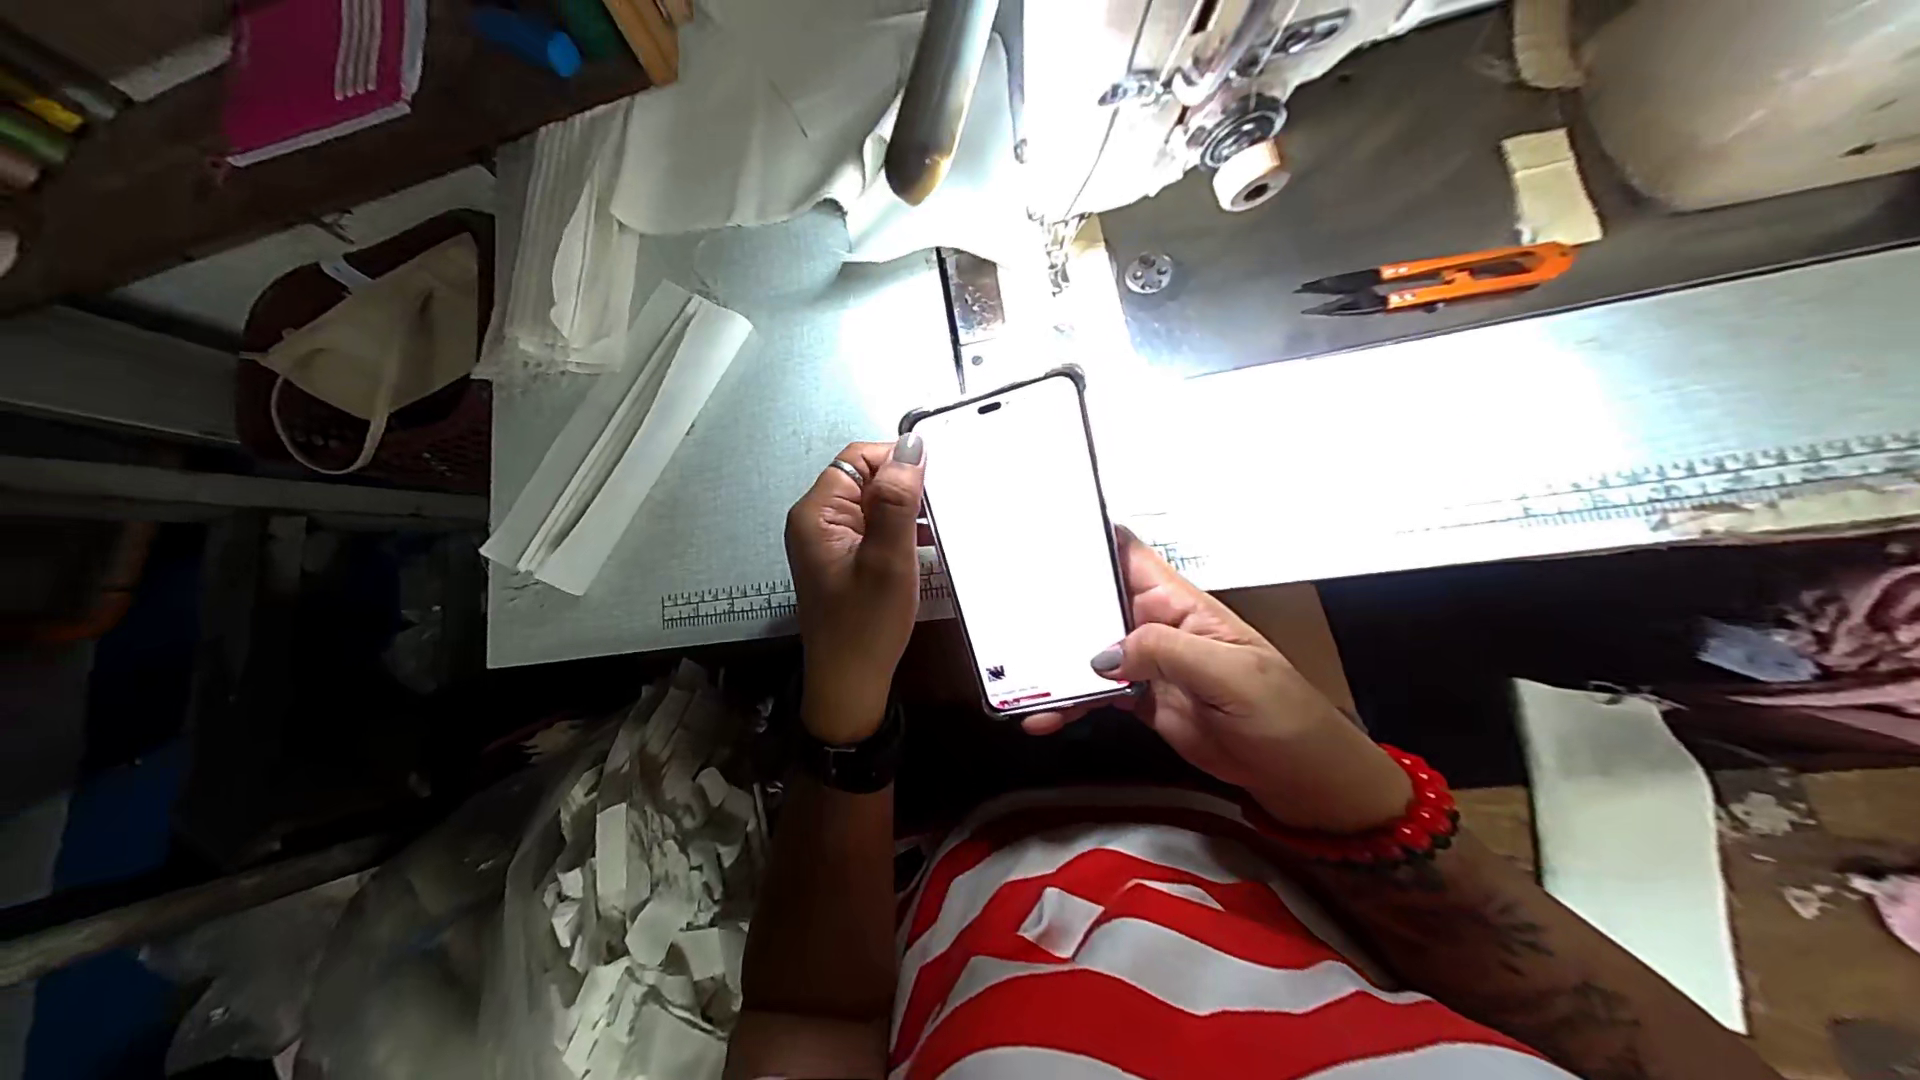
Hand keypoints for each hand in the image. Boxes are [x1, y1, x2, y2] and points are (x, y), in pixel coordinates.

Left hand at [785, 436, 926, 744]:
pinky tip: (922, 544)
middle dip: (904, 488)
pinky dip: (898, 530)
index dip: (897, 461)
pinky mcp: (843, 559)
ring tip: (935, 530)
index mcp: (817, 513)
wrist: (849, 683)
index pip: (858, 458)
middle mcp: (817, 521)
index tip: (935, 483)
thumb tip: (911, 446)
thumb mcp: (889, 559)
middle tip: (939, 512)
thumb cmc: (867, 624)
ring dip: (904, 510)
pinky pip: (873, 528)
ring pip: (872, 503)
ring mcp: (829, 541)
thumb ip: (897, 499)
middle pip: (865, 478)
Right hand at [1026, 528, 1411, 833]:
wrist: (1295, 775)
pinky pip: (1093, 691)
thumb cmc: (1285, 715)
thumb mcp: (1233, 674)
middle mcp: (1157, 627)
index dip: (1091, 539)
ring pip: (1087, 650)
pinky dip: (1068, 701)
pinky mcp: (1139, 697)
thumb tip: (1106, 653)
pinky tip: (1048, 714)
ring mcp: (1146, 663)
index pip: (1129, 555)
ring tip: (1024, 680)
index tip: (1049, 533)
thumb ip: (1168, 652)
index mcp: (1180, 605)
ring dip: (1055, 662)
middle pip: (1094, 602)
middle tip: (1015, 614)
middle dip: (1056, 605)